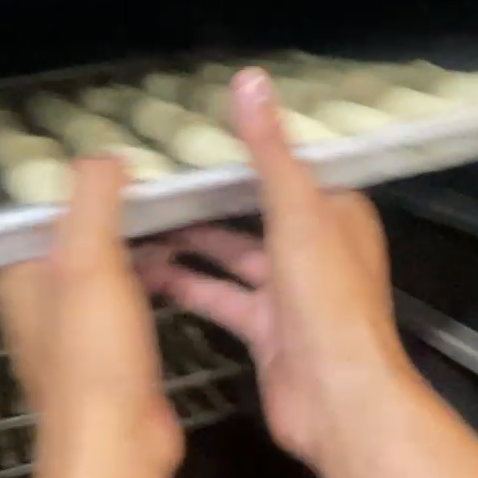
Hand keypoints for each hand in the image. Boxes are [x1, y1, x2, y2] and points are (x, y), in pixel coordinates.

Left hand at [0, 158, 181, 477]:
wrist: (118, 446)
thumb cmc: (94, 355)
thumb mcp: (88, 264)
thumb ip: (93, 201)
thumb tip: (104, 154)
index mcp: (20, 276)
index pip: (47, 210)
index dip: (87, 186)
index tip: (133, 161)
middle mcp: (42, 302)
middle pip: (80, 239)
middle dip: (120, 212)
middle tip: (168, 182)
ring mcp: (78, 332)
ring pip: (109, 270)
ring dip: (140, 245)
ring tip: (184, 211)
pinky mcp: (113, 355)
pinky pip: (130, 301)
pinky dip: (152, 278)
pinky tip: (184, 261)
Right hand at [137, 68, 415, 471]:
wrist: (337, 397)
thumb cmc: (325, 298)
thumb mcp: (297, 213)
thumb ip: (269, 152)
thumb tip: (249, 80)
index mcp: (334, 213)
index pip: (287, 168)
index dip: (246, 150)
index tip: (196, 135)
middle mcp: (315, 250)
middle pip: (254, 214)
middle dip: (209, 201)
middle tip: (155, 181)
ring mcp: (289, 296)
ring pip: (233, 260)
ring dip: (191, 246)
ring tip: (140, 224)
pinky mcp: (266, 333)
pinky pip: (223, 300)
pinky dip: (191, 288)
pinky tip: (151, 274)